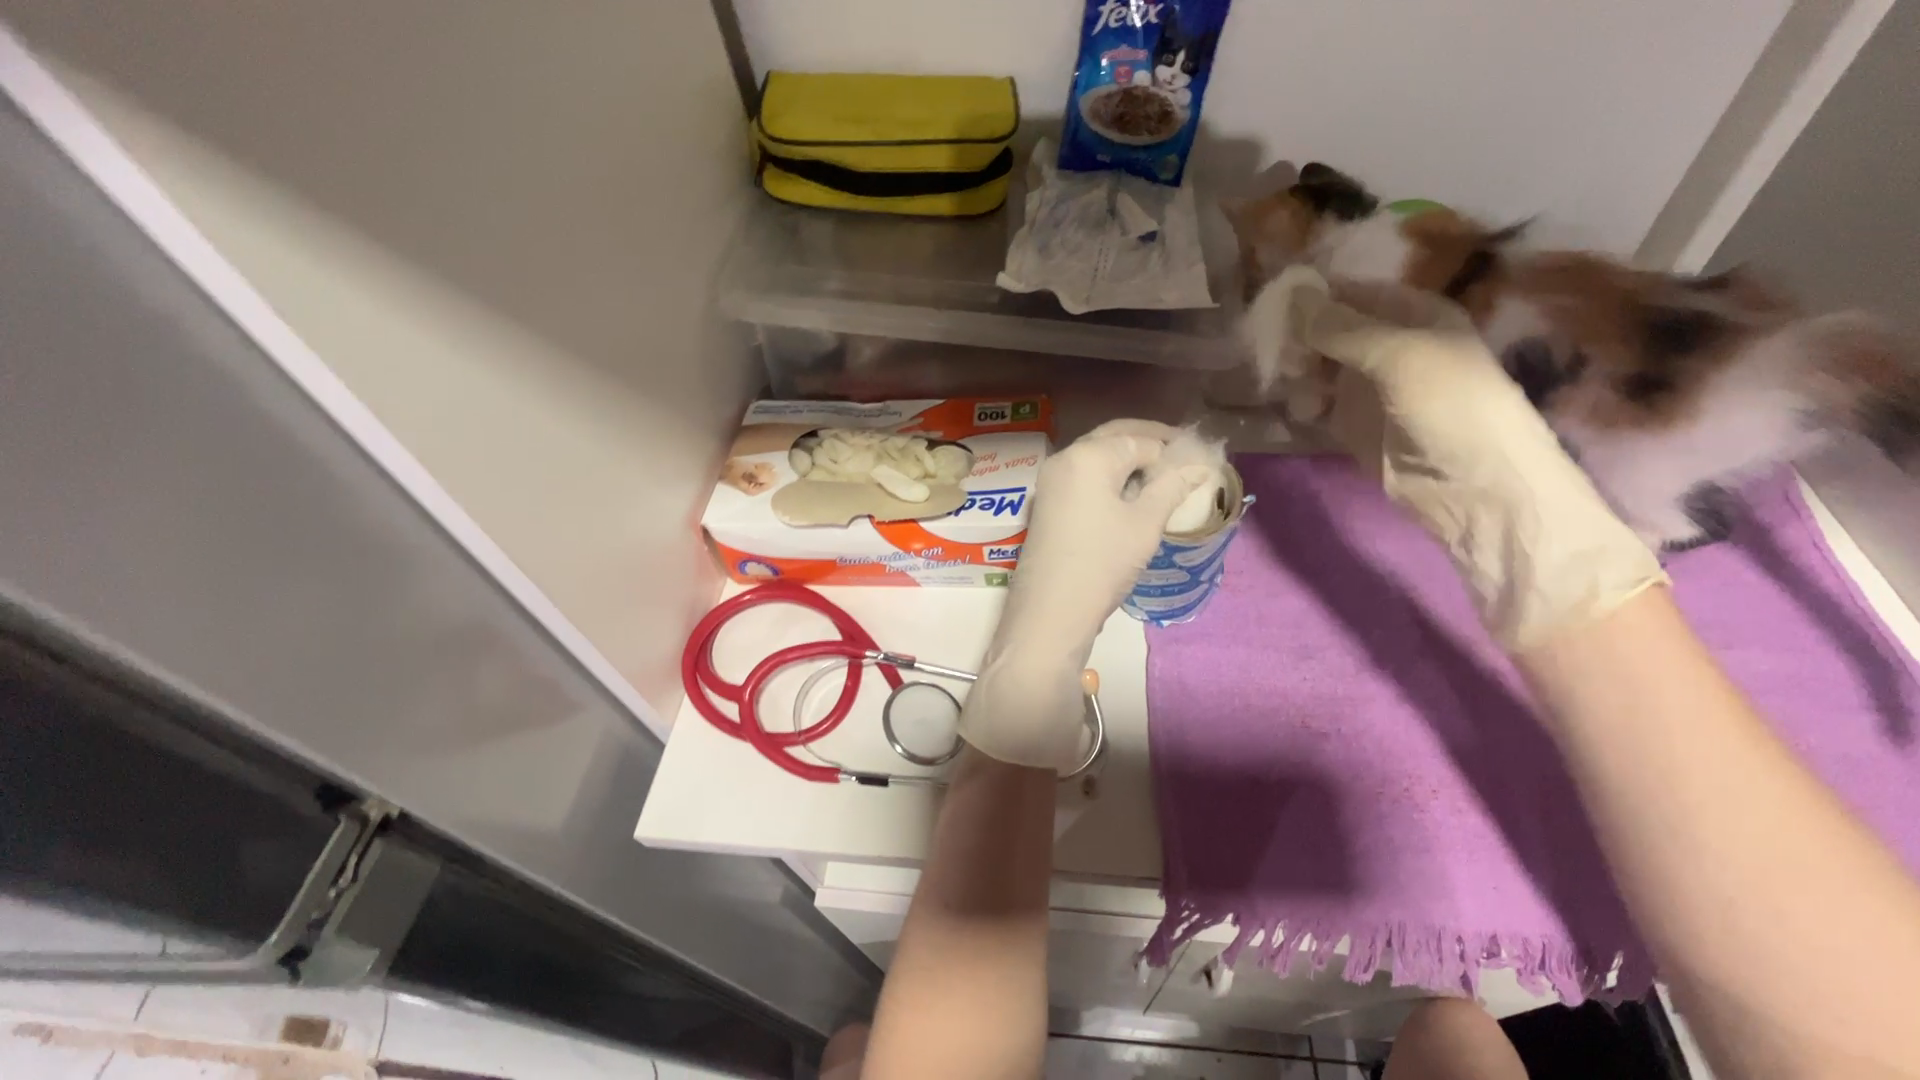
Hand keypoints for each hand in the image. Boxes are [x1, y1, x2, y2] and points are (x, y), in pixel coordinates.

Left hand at [956, 420, 1207, 770]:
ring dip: (1128, 462)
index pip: (1140, 439)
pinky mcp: (1047, 505)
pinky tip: (1131, 498)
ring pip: (1097, 458)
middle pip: (1114, 439)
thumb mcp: (1145, 524)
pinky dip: (1109, 479)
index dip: (1172, 448)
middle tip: (1182, 458)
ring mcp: (1050, 482)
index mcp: (1088, 455)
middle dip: (1148, 444)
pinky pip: (1084, 478)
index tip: (1200, 459)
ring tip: (1162, 479)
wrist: (1050, 613)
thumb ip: (1172, 487)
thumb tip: (1199, 465)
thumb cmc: (1102, 563)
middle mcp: (1064, 459)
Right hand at [1269, 266, 1667, 651]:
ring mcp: (1368, 387)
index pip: (1350, 291)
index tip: (1272, 306)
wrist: (1474, 488)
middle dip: (1299, 337)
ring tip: (1296, 388)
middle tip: (1285, 357)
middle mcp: (1388, 344)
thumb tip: (1292, 294)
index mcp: (1412, 314)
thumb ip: (1341, 326)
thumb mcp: (1399, 354)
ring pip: (1315, 365)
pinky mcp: (1352, 425)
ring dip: (1297, 371)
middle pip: (1327, 328)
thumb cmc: (1450, 406)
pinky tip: (1303, 412)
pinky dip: (1302, 403)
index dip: (1312, 295)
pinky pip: (1316, 403)